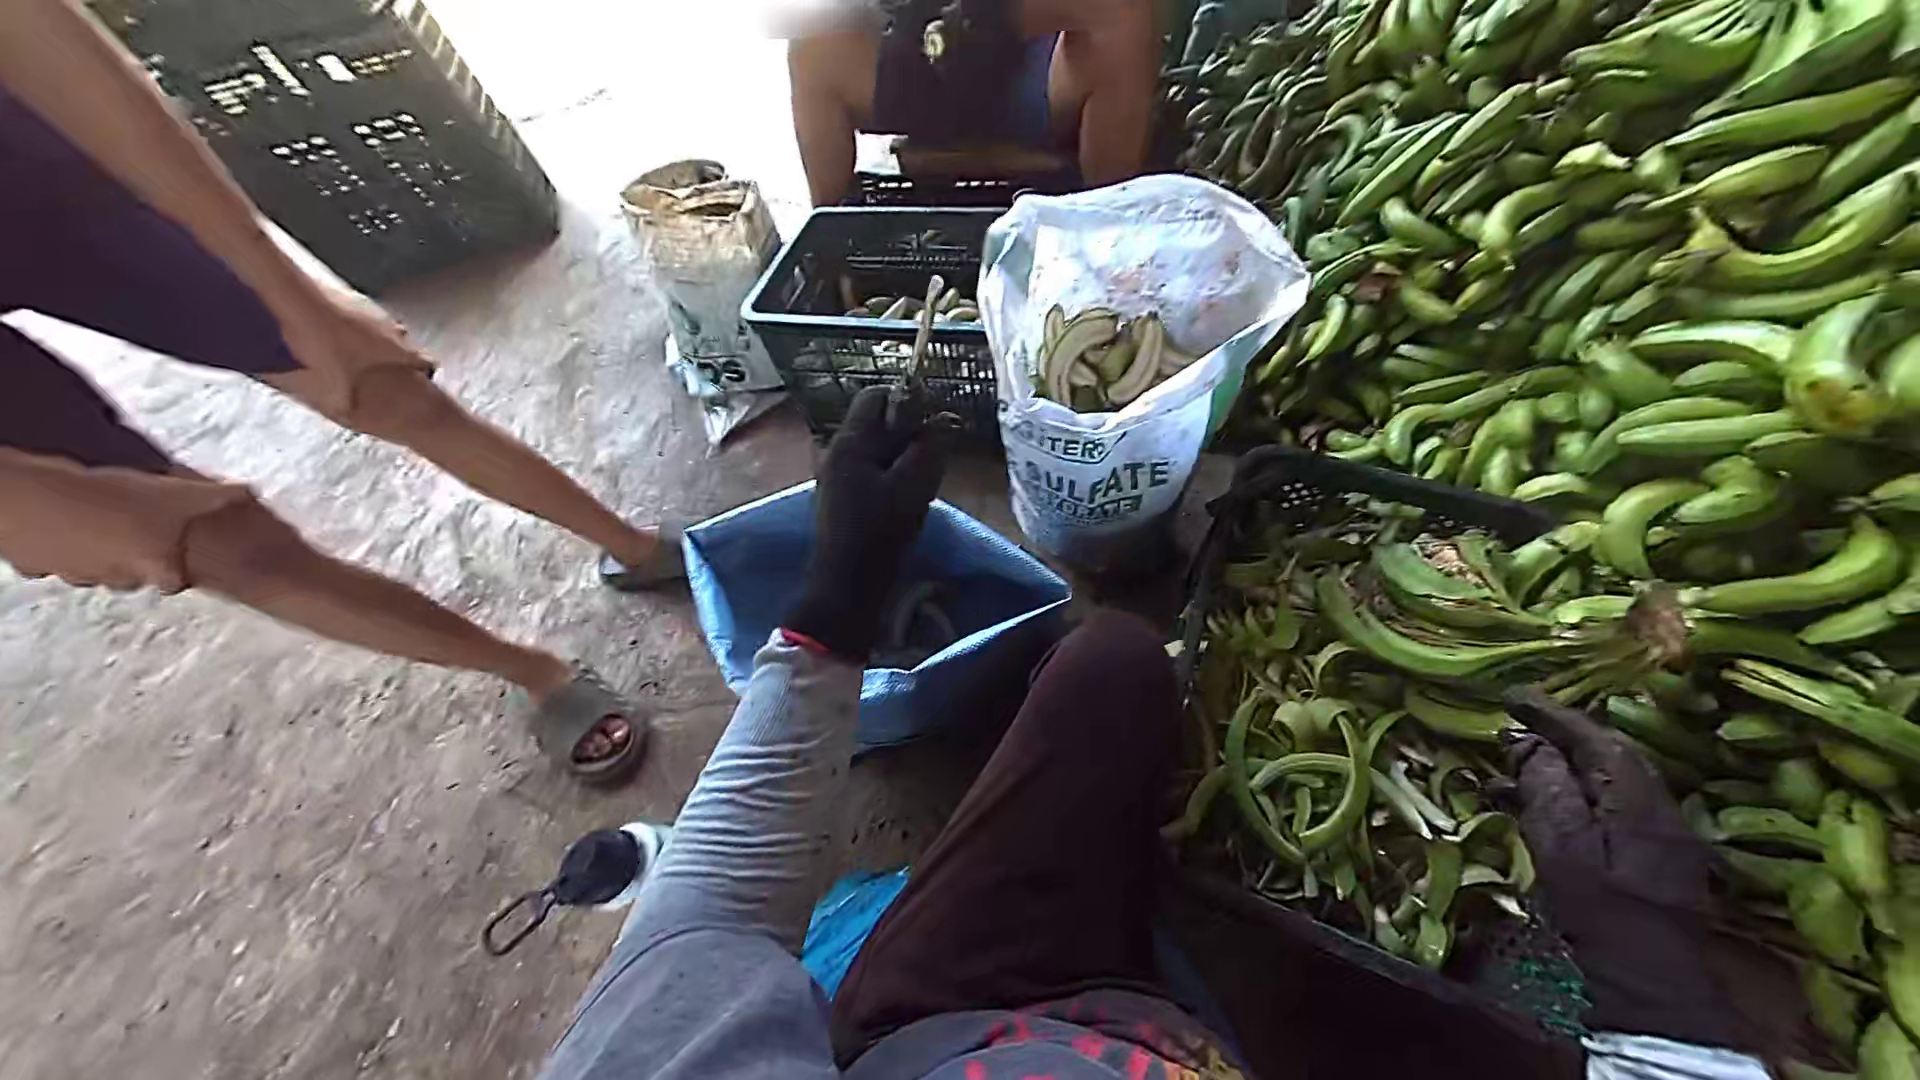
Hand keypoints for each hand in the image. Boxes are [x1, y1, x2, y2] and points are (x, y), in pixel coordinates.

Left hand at [784, 386, 947, 660]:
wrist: (847, 587)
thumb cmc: (879, 533)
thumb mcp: (913, 486)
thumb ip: (931, 447)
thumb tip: (948, 418)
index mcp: (849, 443)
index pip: (876, 396)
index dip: (908, 401)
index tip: (934, 425)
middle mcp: (838, 453)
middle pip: (878, 424)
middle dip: (910, 434)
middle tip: (933, 459)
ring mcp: (838, 477)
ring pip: (879, 450)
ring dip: (905, 458)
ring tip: (923, 483)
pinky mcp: (845, 499)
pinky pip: (875, 473)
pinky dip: (895, 478)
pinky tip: (909, 501)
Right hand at [1503, 687, 1747, 1048]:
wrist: (1647, 972)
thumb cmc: (1598, 902)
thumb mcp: (1559, 839)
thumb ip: (1544, 783)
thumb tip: (1523, 739)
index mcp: (1638, 801)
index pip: (1596, 739)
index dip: (1552, 713)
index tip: (1511, 694)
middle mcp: (1656, 807)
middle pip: (1602, 754)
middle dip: (1553, 732)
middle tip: (1509, 717)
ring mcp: (1654, 830)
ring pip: (1598, 778)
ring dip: (1551, 763)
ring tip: (1503, 762)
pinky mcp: (1643, 849)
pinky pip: (1597, 801)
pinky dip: (1560, 790)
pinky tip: (1520, 798)